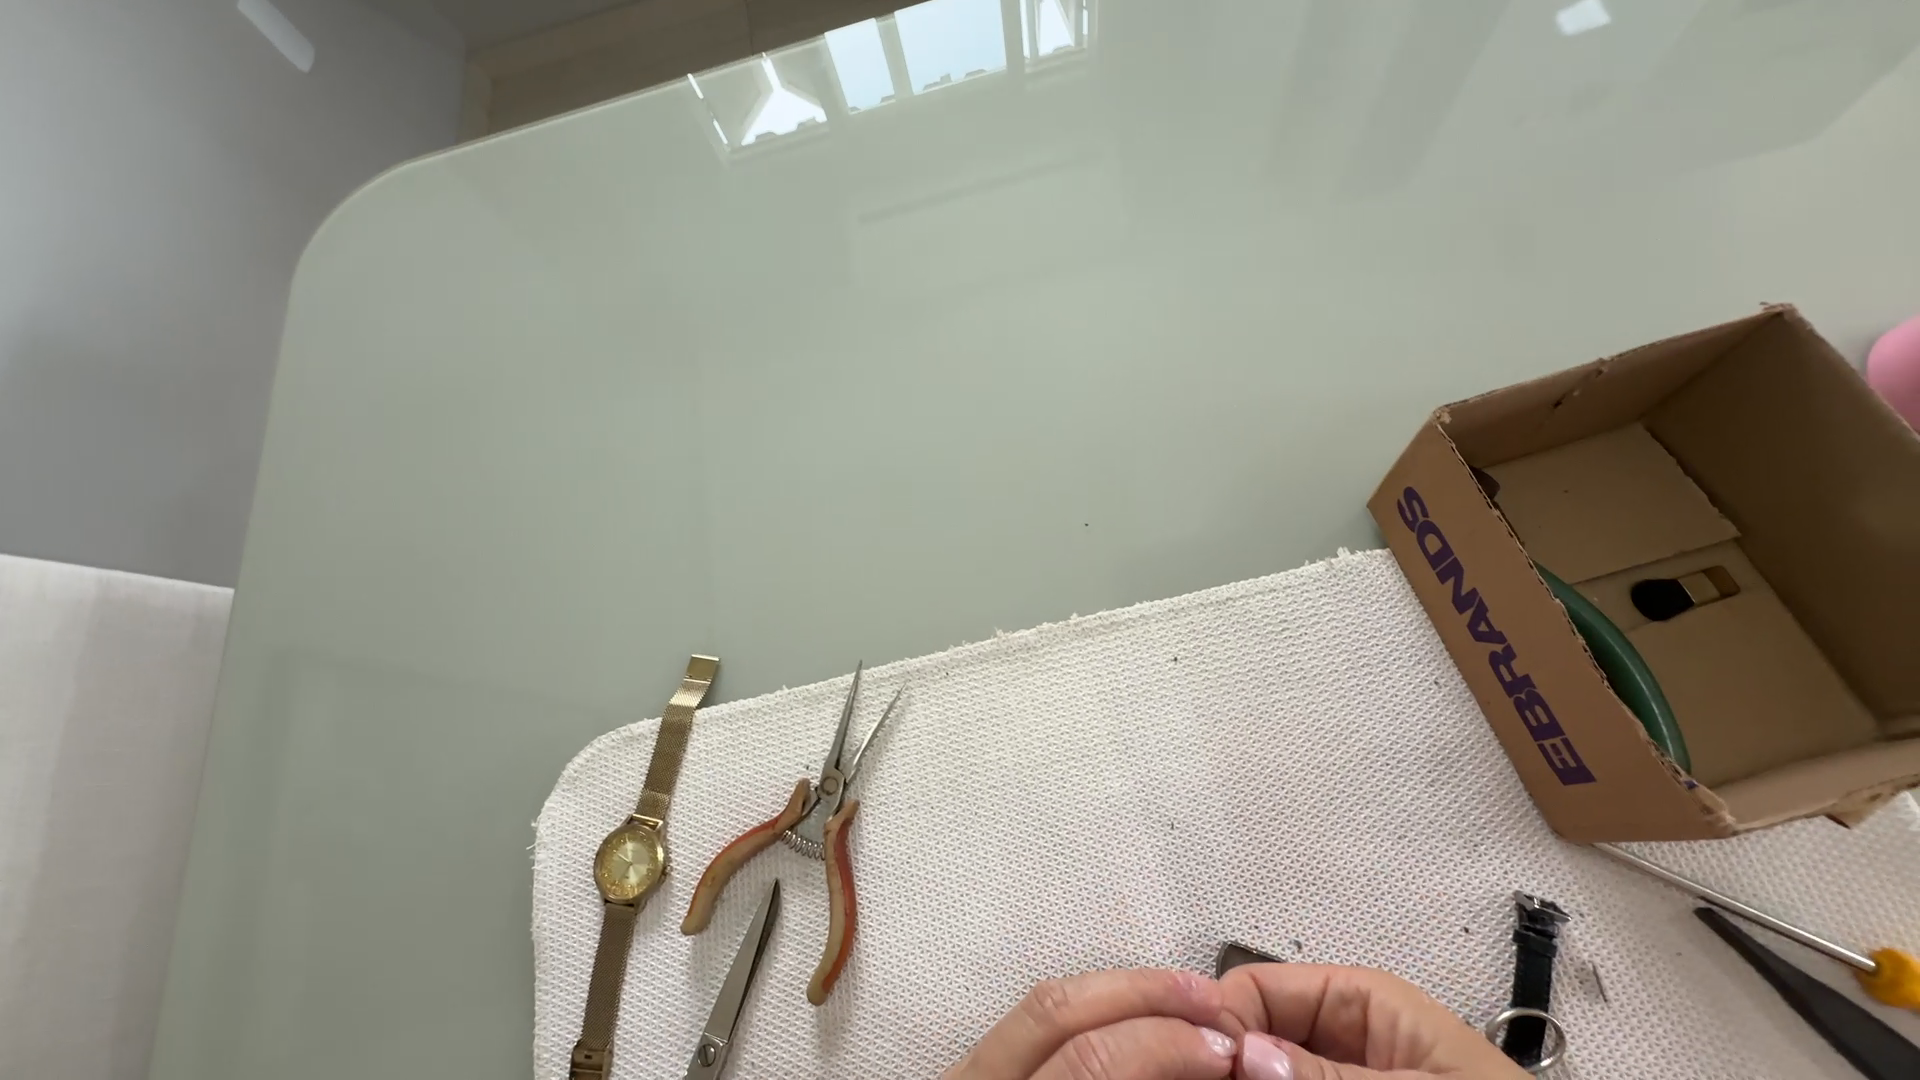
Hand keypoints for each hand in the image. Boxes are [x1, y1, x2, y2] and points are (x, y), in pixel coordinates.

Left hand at [942, 968, 1240, 1079]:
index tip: (1222, 1053)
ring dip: (1122, 988)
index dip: (1162, 1045)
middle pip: (1061, 1016)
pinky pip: (1033, 1018)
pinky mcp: (966, 1071)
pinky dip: (1092, 1002)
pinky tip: (1133, 1007)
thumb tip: (1208, 1073)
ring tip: (1184, 991)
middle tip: (1212, 1005)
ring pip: (1044, 1003)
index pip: (1088, 1065)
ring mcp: (967, 1077)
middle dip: (1147, 998)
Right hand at [1218, 964, 1527, 1078]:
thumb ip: (1335, 1076)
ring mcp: (1338, 1070)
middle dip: (1232, 1060)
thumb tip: (1247, 1054)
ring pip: (1271, 1068)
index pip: (1256, 987)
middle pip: (1256, 1034)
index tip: (1204, 1065)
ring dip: (1247, 1076)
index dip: (1224, 1022)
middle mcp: (1338, 1030)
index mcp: (1356, 998)